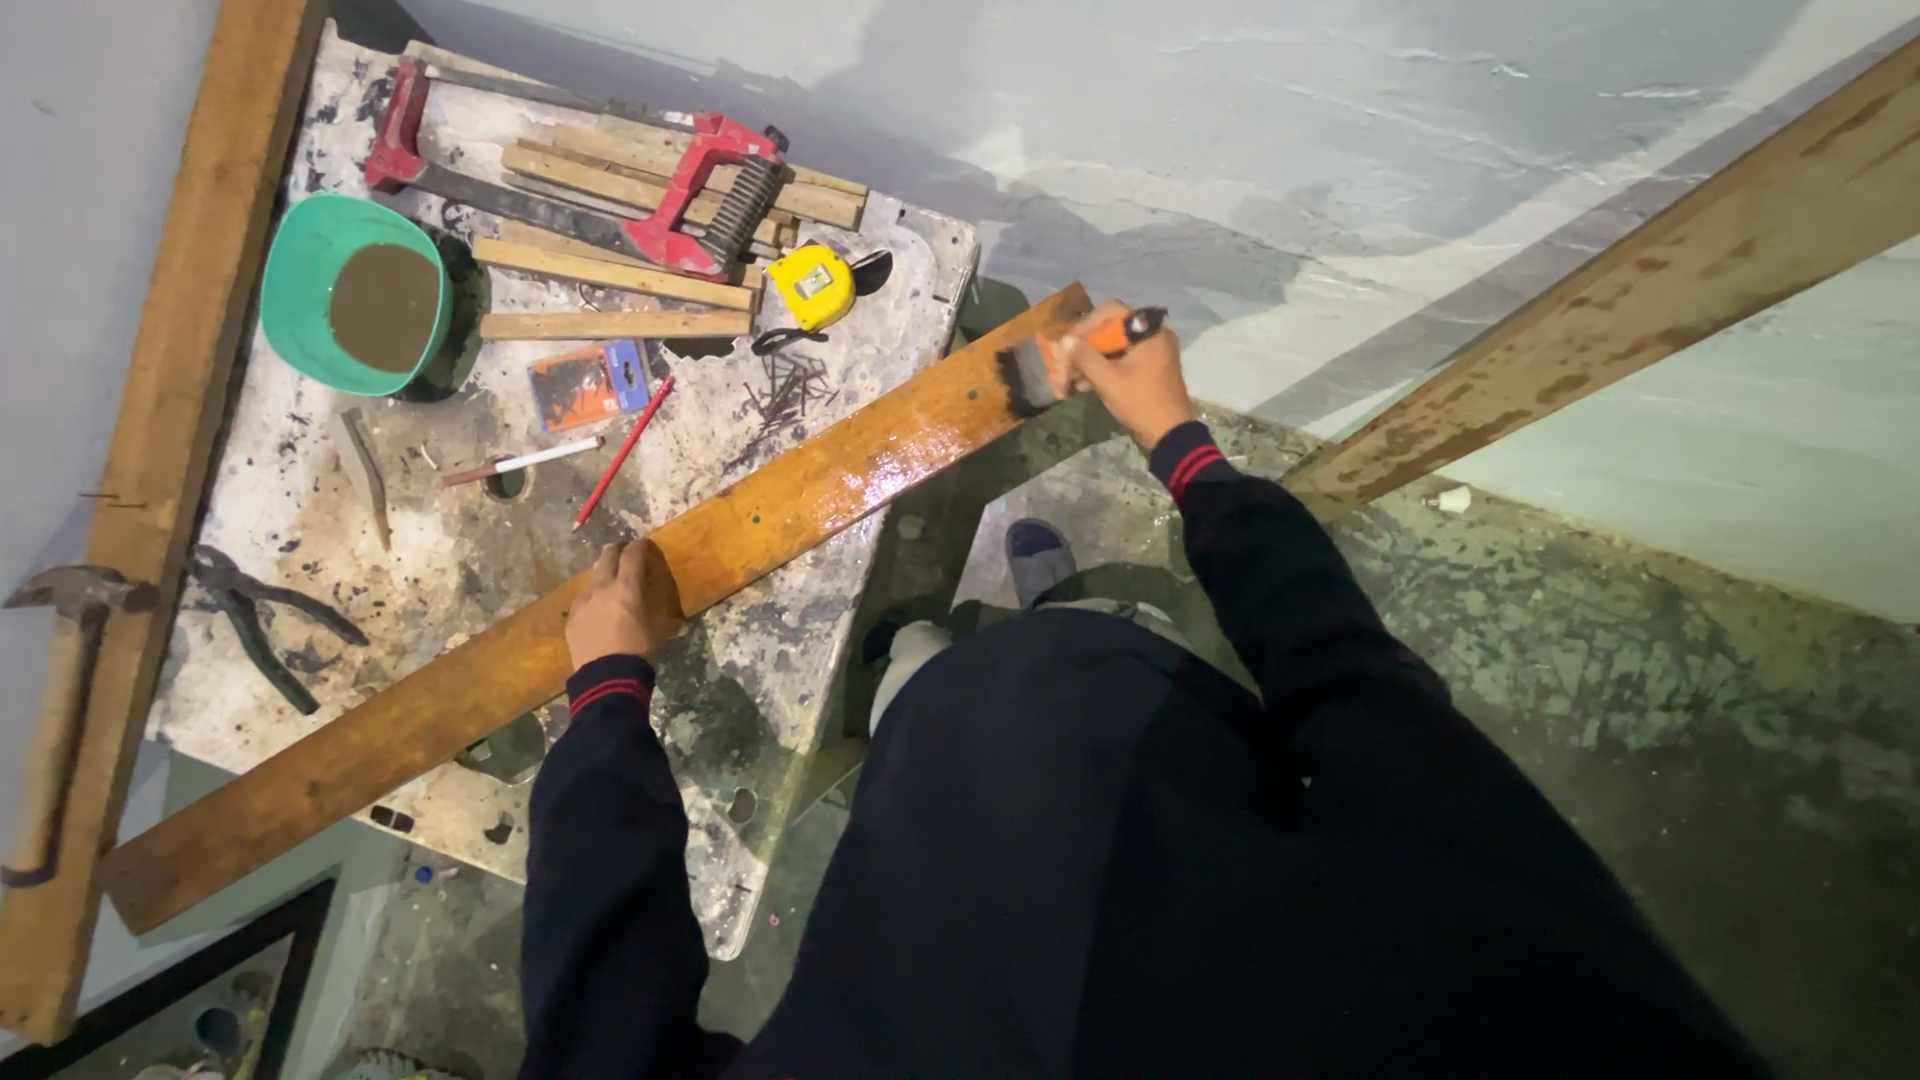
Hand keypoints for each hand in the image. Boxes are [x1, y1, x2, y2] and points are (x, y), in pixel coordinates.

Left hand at [566, 541, 681, 667]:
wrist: (606, 675)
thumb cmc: (639, 649)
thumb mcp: (659, 632)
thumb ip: (666, 621)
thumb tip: (679, 624)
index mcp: (628, 588)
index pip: (632, 556)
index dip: (638, 546)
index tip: (643, 543)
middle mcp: (603, 588)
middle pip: (606, 558)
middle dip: (614, 551)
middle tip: (620, 551)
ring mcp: (583, 602)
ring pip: (592, 578)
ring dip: (601, 574)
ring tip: (607, 579)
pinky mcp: (572, 618)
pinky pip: (582, 600)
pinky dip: (591, 598)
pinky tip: (595, 608)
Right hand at [1045, 301, 1194, 449]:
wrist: (1169, 433)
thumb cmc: (1140, 403)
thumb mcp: (1108, 380)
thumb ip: (1085, 357)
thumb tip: (1065, 340)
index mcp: (1148, 331)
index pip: (1111, 312)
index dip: (1086, 325)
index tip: (1069, 343)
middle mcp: (1154, 334)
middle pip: (1112, 329)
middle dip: (1087, 347)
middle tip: (1068, 362)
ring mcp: (1154, 351)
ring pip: (1116, 346)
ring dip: (1093, 360)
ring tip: (1073, 378)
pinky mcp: (1152, 367)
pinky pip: (1124, 359)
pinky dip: (1106, 368)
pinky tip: (1086, 384)